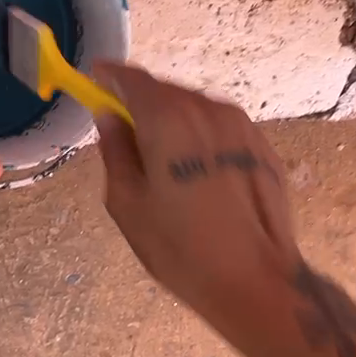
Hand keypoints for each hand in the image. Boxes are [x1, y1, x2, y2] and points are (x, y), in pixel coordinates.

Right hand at [93, 64, 355, 356]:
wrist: (254, 279)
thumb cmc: (179, 247)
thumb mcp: (127, 203)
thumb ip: (115, 150)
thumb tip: (109, 118)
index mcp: (167, 118)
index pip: (131, 78)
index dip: (109, 76)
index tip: (94, 82)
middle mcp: (207, 108)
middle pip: (164, 90)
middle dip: (140, 102)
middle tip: (123, 131)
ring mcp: (241, 124)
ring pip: (193, 107)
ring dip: (171, 119)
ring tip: (160, 159)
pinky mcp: (262, 145)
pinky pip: (218, 126)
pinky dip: (199, 135)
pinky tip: (195, 172)